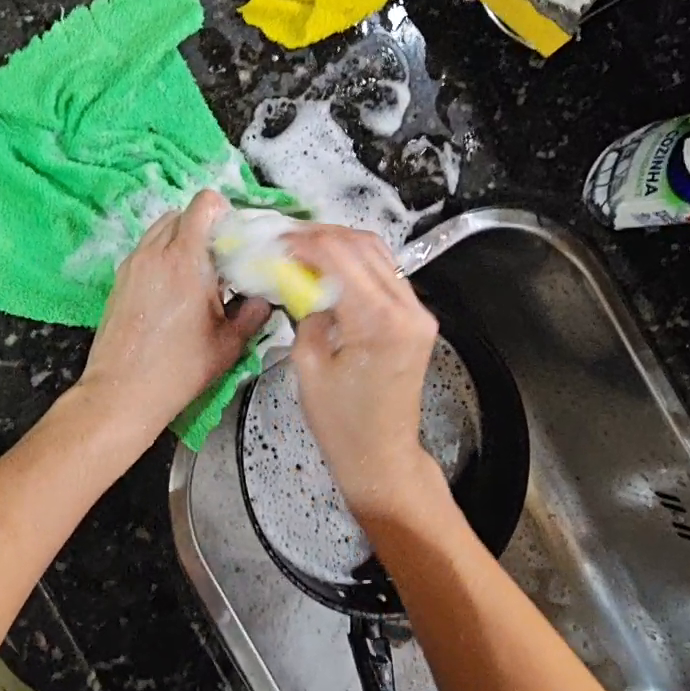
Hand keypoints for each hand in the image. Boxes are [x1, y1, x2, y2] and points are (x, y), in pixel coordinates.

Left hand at [80, 190, 272, 435]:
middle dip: (204, 228)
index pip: (203, 204)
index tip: (235, 238)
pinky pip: (145, 251)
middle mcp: (154, 253)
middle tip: (220, 260)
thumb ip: (253, 311)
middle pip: (181, 214)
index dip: (223, 212)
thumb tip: (265, 295)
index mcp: (184, 260)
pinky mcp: (119, 279)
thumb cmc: (178, 370)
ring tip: (197, 275)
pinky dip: (162, 256)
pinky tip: (174, 290)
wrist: (121, 391)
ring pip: (160, 230)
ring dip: (181, 240)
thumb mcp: (229, 343)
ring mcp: (132, 264)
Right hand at [285, 225, 445, 521]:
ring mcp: (417, 311)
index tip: (272, 242)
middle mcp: (407, 308)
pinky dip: (353, 262)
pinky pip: (384, 272)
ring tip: (301, 250)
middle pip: (361, 244)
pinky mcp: (415, 317)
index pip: (338, 255)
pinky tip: (326, 269)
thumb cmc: (339, 421)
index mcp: (378, 321)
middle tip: (283, 241)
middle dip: (318, 236)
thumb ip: (305, 311)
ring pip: (377, 252)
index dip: (301, 242)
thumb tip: (297, 278)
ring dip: (337, 244)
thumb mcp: (307, 363)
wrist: (381, 454)